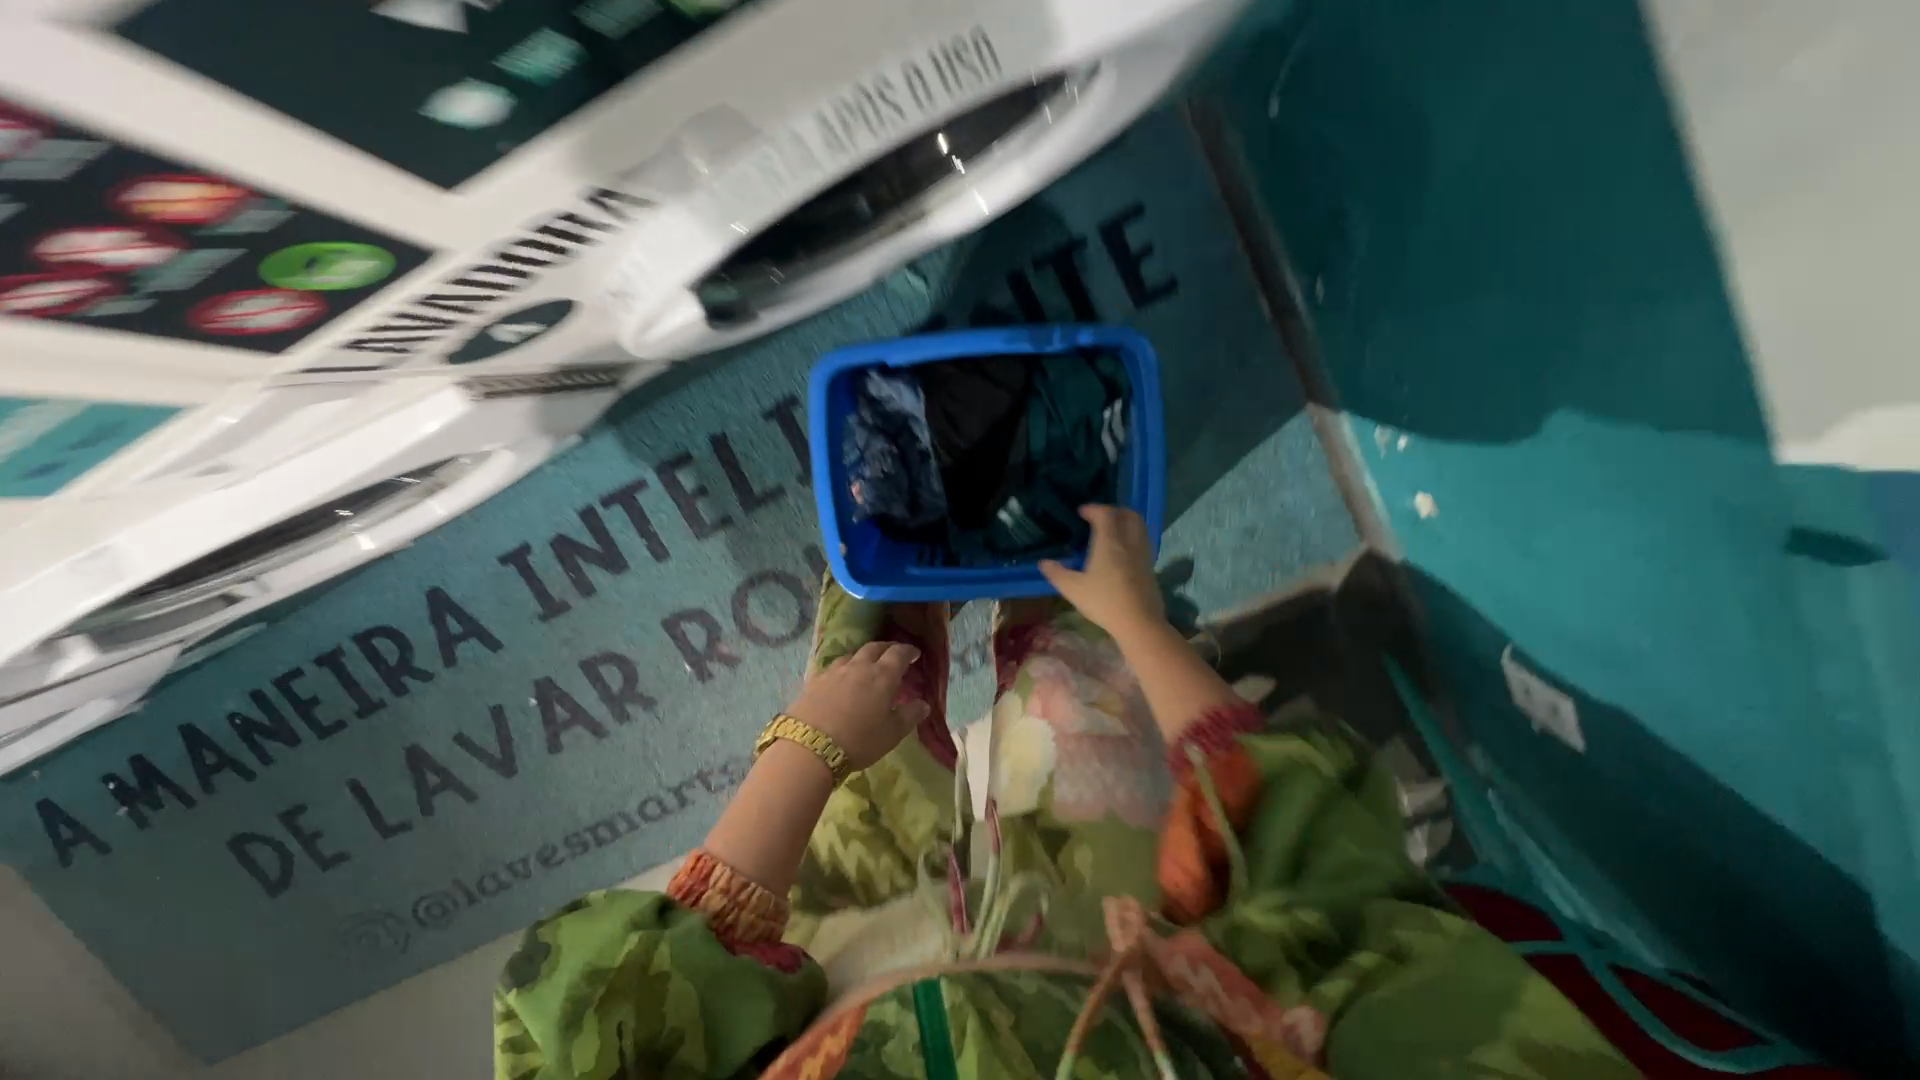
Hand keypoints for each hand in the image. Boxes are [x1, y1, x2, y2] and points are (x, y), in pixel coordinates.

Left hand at [784, 642, 928, 770]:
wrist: (810, 747)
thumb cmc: (859, 741)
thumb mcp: (892, 733)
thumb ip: (910, 716)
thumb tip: (923, 704)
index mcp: (882, 676)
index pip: (898, 654)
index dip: (908, 651)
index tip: (914, 653)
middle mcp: (859, 667)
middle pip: (874, 648)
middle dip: (886, 648)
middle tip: (893, 653)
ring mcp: (834, 672)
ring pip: (852, 655)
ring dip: (862, 656)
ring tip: (866, 664)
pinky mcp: (814, 681)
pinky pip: (833, 667)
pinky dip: (843, 668)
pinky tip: (840, 678)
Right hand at [1040, 505, 1165, 643]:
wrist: (1139, 622)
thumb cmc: (1104, 602)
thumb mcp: (1073, 589)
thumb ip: (1057, 573)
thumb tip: (1043, 563)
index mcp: (1109, 542)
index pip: (1105, 514)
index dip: (1093, 508)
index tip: (1082, 512)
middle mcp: (1129, 542)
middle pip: (1128, 514)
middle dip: (1114, 510)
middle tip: (1100, 517)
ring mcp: (1143, 554)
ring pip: (1140, 527)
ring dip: (1126, 522)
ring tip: (1112, 531)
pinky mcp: (1150, 567)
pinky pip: (1143, 541)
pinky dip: (1132, 537)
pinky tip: (1122, 552)